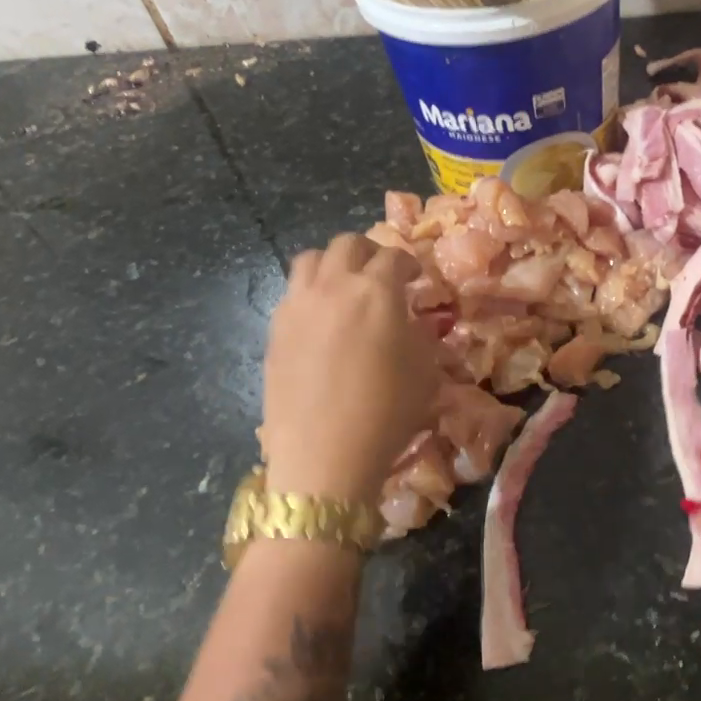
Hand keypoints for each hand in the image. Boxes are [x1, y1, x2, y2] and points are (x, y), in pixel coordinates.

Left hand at [262, 234, 438, 503]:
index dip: (408, 264)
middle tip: (381, 274)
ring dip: (333, 264)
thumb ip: (421, 337)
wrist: (324, 455)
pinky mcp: (275, 331)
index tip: (414, 278)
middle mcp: (333, 286)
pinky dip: (310, 293)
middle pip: (347, 245)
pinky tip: (322, 321)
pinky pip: (293, 293)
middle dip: (369, 252)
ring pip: (311, 259)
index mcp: (377, 291)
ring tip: (344, 288)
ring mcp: (297, 305)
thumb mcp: (426, 374)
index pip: (393, 257)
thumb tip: (412, 322)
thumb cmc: (387, 414)